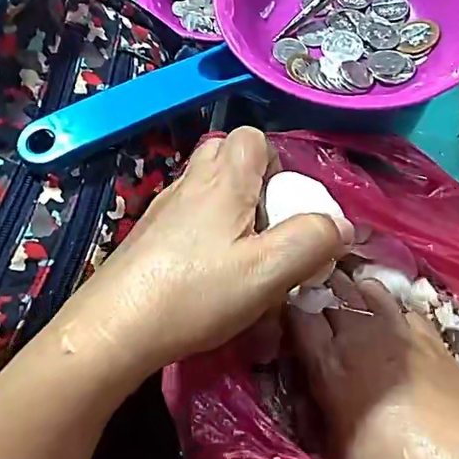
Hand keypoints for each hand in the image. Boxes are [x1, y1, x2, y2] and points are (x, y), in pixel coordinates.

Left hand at [45, 128, 351, 386]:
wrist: (118, 322)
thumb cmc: (196, 292)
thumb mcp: (267, 272)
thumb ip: (310, 240)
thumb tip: (339, 222)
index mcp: (222, 181)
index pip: (250, 136)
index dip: (276, 159)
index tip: (290, 201)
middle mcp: (191, 182)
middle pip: (226, 154)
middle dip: (255, 180)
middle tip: (270, 222)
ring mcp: (166, 205)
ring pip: (206, 183)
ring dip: (232, 205)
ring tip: (247, 250)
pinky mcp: (152, 230)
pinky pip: (189, 210)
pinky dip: (208, 225)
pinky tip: (213, 268)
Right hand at [292, 278, 458, 458]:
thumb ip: (318, 422)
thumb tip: (303, 401)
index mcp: (332, 367)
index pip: (296, 314)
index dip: (282, 306)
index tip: (275, 309)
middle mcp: (362, 338)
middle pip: (329, 290)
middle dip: (312, 286)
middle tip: (302, 295)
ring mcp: (402, 333)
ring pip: (365, 287)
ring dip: (350, 288)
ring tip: (341, 295)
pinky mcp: (435, 341)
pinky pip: (401, 305)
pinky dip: (387, 304)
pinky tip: (387, 317)